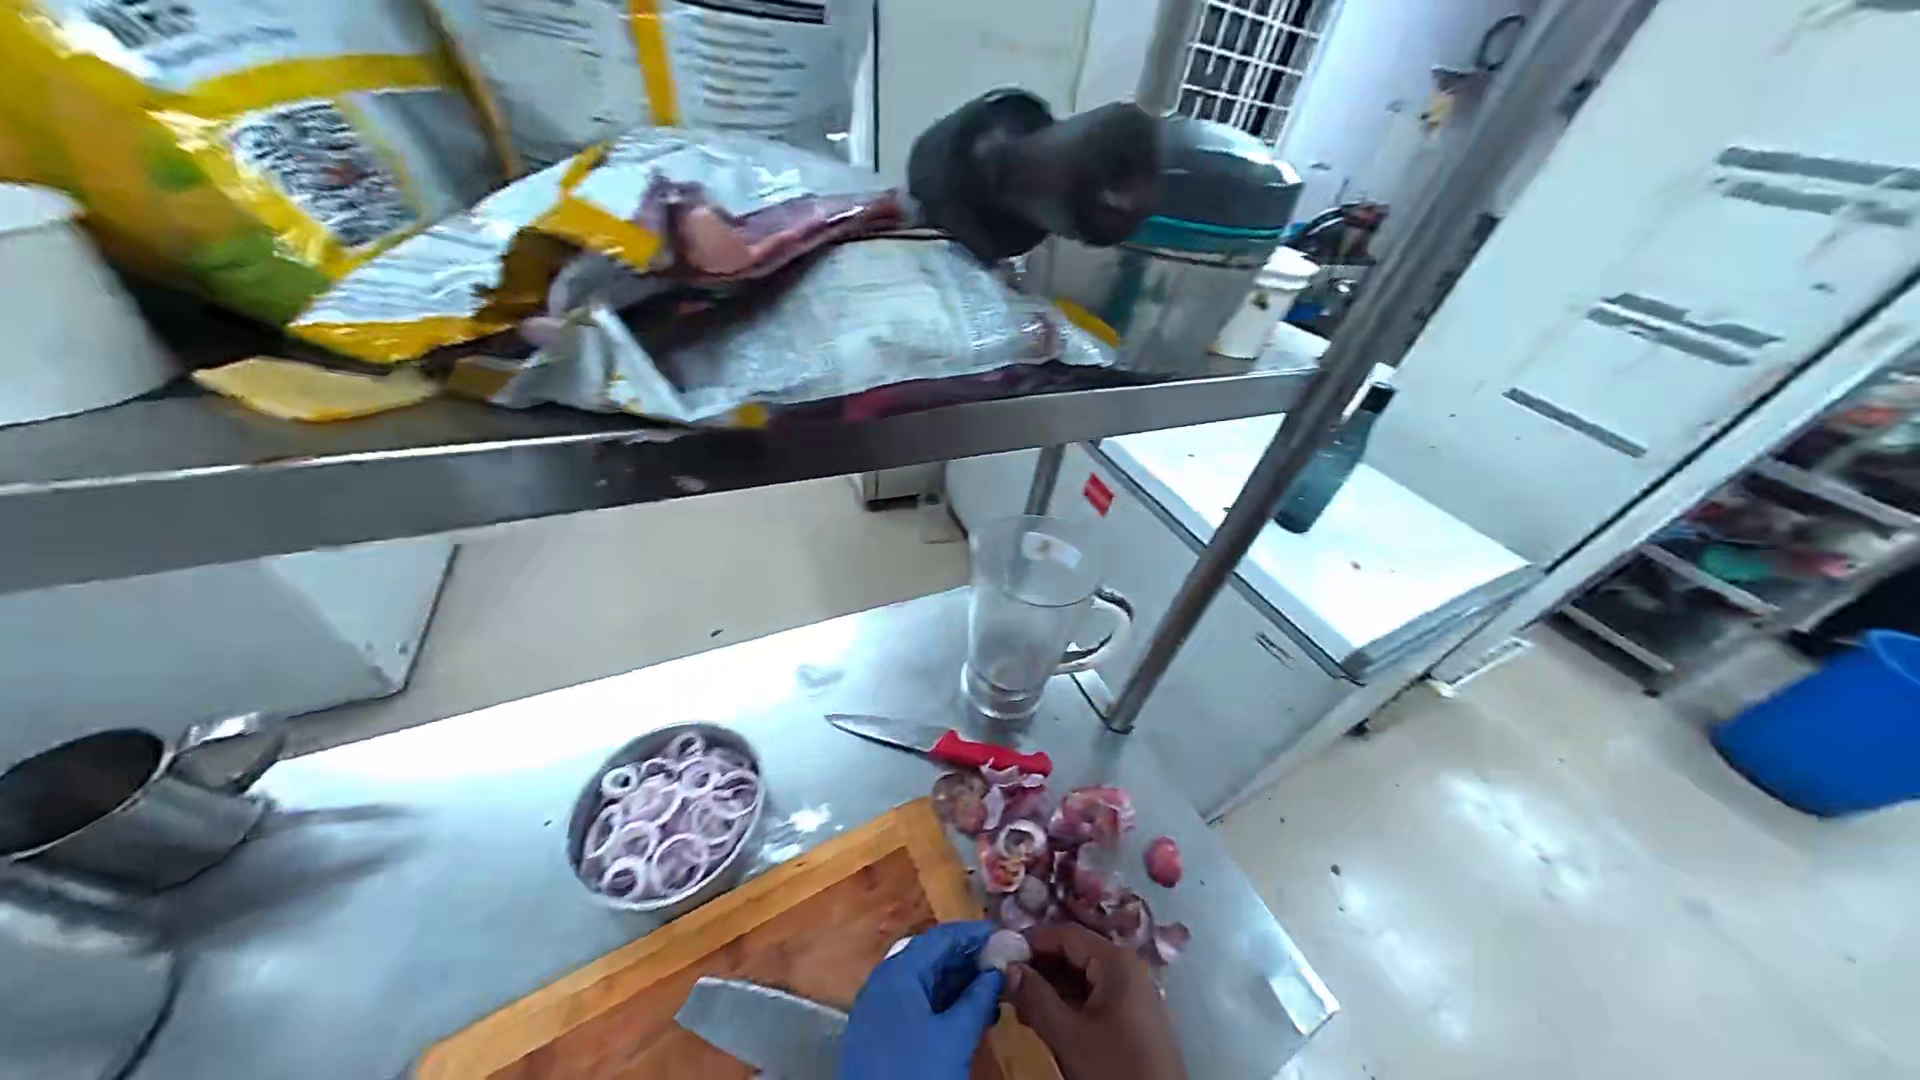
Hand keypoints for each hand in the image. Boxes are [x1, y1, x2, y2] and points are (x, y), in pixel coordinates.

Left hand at [837, 921, 1005, 1079]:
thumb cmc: (919, 1077)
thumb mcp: (956, 1038)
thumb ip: (979, 998)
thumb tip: (998, 968)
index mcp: (898, 973)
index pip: (941, 937)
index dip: (974, 934)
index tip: (1005, 935)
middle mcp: (884, 982)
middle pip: (932, 956)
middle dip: (969, 960)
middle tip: (1003, 964)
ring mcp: (880, 1010)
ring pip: (925, 982)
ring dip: (959, 984)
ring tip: (993, 992)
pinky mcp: (881, 1035)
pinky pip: (917, 1005)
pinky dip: (944, 1005)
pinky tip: (970, 1016)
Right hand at [1006, 924, 1186, 1079]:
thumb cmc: (1116, 1072)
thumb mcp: (1069, 1037)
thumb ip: (1035, 998)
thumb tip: (1007, 968)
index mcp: (1115, 961)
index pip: (1065, 934)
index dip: (1031, 942)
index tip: (1000, 957)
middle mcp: (1125, 968)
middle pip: (1073, 954)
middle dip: (1039, 968)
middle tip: (1005, 986)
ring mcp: (1130, 994)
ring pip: (1081, 978)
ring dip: (1050, 989)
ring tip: (1019, 1008)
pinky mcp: (1131, 1019)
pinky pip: (1092, 998)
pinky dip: (1067, 1005)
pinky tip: (1045, 1021)